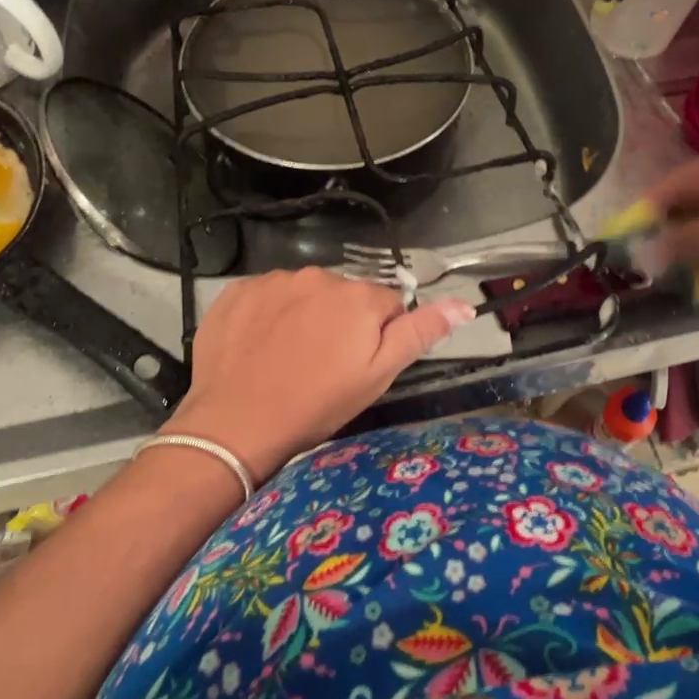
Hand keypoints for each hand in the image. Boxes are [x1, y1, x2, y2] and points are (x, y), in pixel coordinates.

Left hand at [160, 268, 473, 482]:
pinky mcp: (239, 290)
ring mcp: (275, 280)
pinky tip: (260, 348)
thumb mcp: (378, 376)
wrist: (235, 423)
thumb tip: (463, 303)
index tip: (356, 366)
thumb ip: (420, 333)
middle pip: (344, 296)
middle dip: (340, 322)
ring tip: (288, 359)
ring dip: (303, 316)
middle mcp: (320, 275)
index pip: (386, 306)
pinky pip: (266, 296)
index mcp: (360, 296)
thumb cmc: (316, 405)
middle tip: (322, 366)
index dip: (376, 337)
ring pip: (304, 294)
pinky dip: (267, 315)